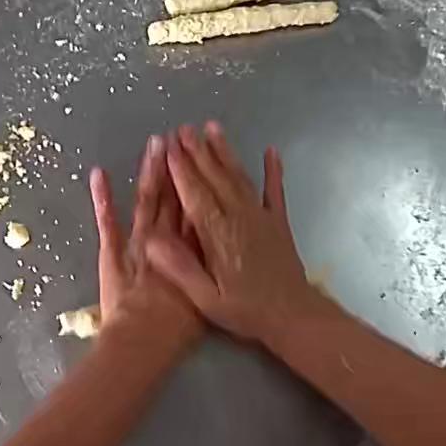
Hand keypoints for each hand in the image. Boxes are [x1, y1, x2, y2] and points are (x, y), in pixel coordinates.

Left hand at [88, 135, 204, 350]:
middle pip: (174, 195)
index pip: (197, 206)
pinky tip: (98, 173)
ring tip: (155, 143)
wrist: (143, 339)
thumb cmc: (178, 326)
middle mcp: (166, 237)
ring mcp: (137, 241)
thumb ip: (210, 263)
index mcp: (192, 248)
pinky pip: (107, 218)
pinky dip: (103, 196)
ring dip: (150, 170)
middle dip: (177, 165)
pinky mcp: (111, 250)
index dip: (199, 179)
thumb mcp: (207, 293)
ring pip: (147, 199)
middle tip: (180, 135)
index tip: (201, 153)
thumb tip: (218, 240)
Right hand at [146, 122, 327, 347]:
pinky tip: (270, 151)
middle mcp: (238, 217)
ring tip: (212, 127)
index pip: (194, 193)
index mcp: (217, 234)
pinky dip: (272, 170)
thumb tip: (151, 239)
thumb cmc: (245, 310)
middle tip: (183, 128)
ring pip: (238, 177)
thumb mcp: (206, 298)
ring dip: (224, 151)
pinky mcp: (278, 222)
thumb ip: (179, 268)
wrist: (294, 317)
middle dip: (196, 151)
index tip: (167, 145)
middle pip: (214, 177)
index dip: (179, 168)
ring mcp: (261, 216)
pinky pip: (274, 191)